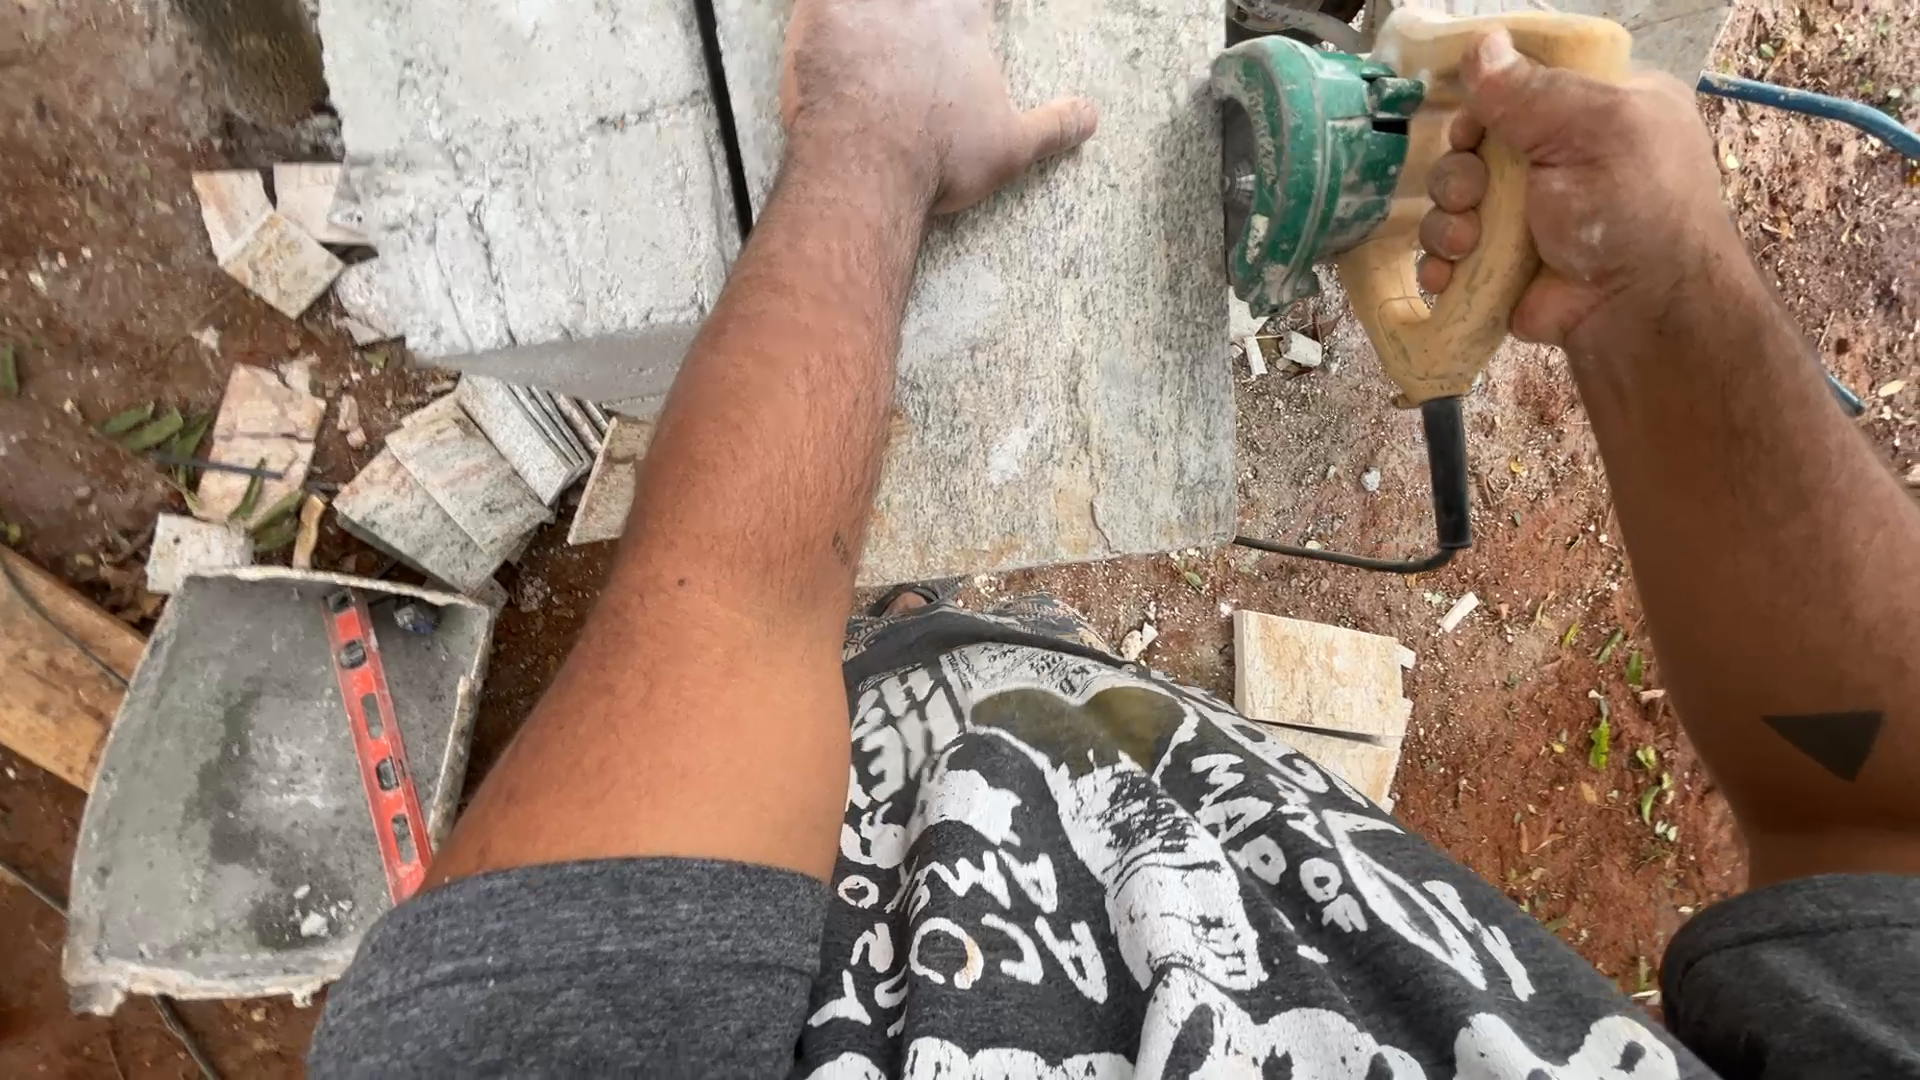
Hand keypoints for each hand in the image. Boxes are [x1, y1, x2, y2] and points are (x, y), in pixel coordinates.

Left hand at [780, 0, 1097, 213]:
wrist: (868, 167)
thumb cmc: (939, 157)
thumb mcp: (1011, 149)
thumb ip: (1053, 126)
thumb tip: (1093, 117)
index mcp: (963, 16)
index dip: (981, 4)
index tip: (981, 9)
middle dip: (930, 5)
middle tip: (928, 15)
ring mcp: (865, 1)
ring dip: (879, 8)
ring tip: (881, 18)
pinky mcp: (817, 14)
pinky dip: (821, 7)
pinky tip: (818, 12)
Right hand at [1414, 28, 1745, 349]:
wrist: (1629, 306)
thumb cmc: (1630, 207)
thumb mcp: (1594, 130)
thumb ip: (1531, 93)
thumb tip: (1480, 43)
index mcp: (1584, 114)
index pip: (1514, 90)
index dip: (1482, 106)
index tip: (1474, 127)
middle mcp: (1544, 161)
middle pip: (1466, 150)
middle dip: (1458, 176)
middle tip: (1476, 196)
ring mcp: (1512, 216)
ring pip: (1446, 205)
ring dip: (1447, 225)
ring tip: (1470, 245)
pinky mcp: (1488, 262)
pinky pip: (1439, 254)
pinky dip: (1438, 264)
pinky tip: (1452, 273)